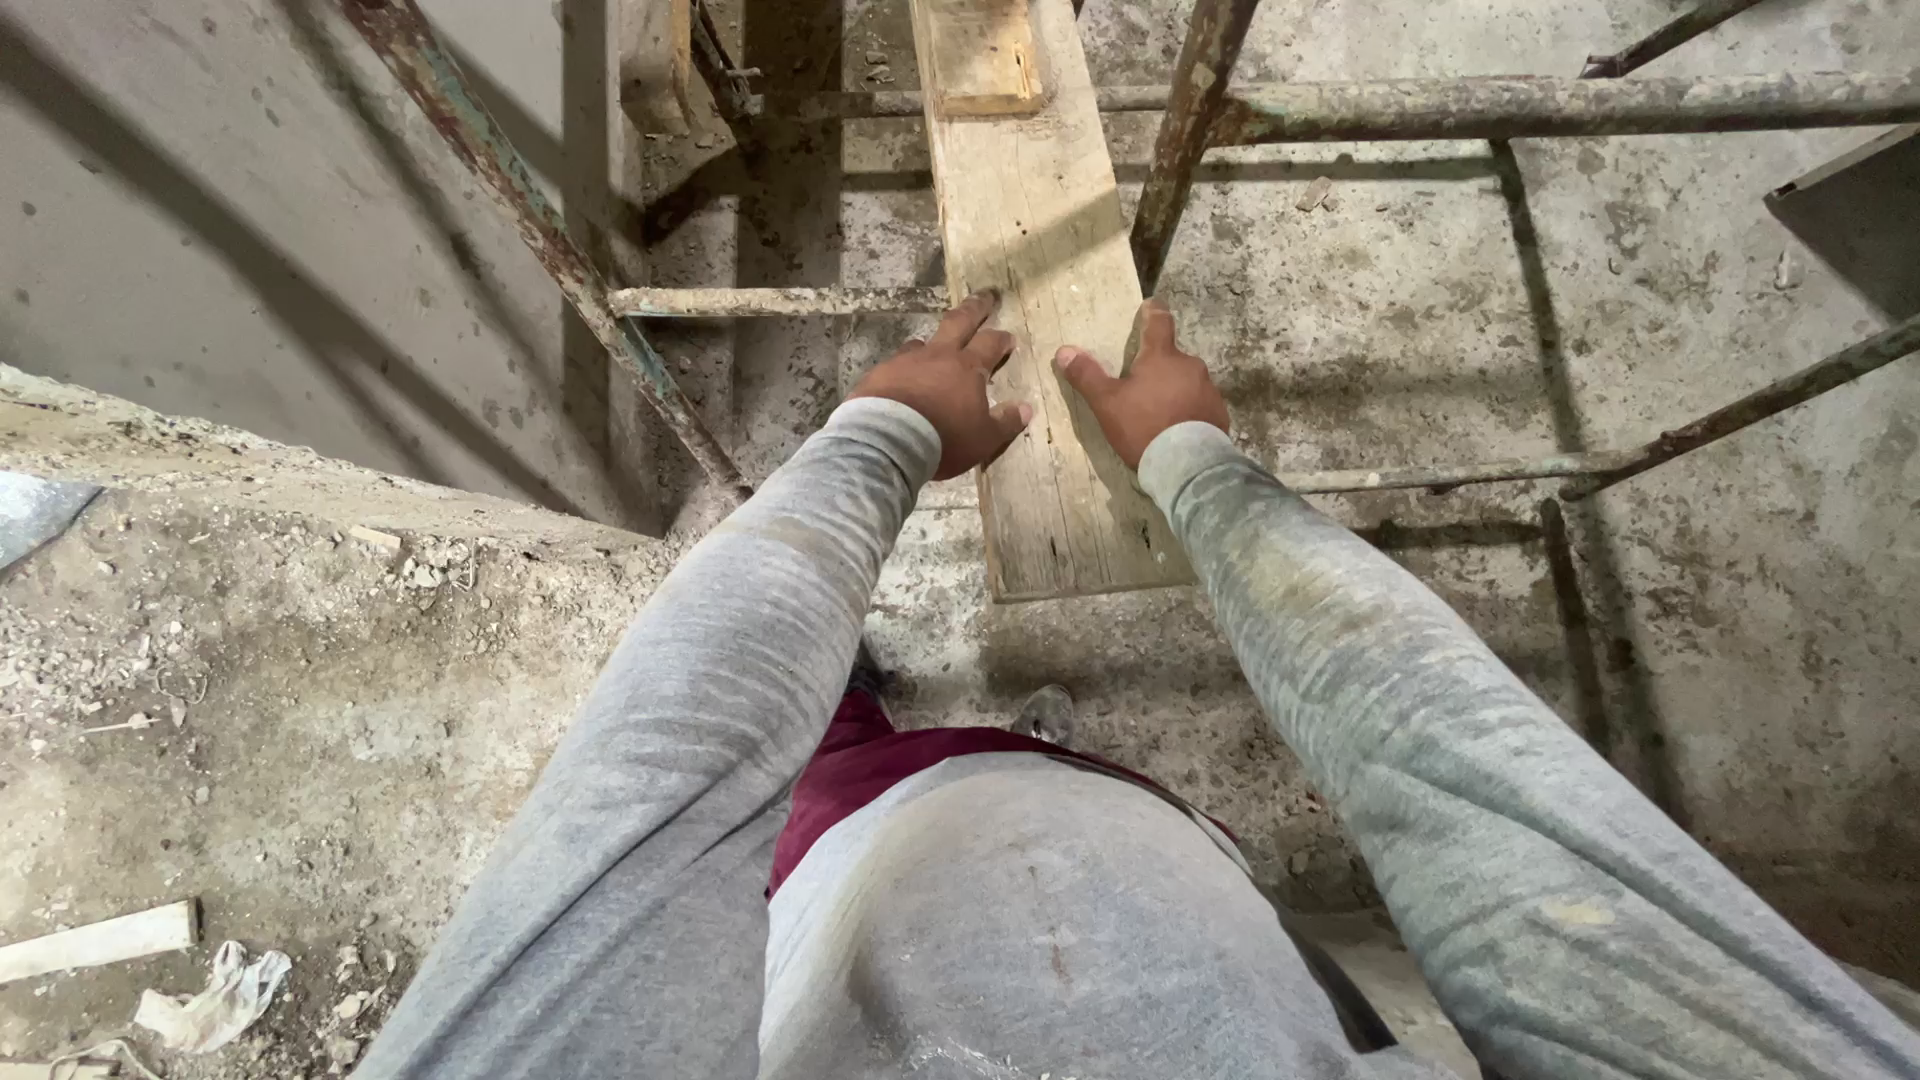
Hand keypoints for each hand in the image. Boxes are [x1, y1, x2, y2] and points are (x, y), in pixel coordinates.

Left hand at [849, 290, 1032, 480]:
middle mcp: (937, 356)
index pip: (990, 343)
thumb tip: (1025, 408)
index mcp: (967, 368)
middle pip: (959, 322)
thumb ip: (1005, 422)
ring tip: (932, 348)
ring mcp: (905, 361)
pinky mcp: (879, 374)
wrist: (888, 442)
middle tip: (984, 295)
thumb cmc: (944, 440)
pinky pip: (895, 365)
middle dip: (974, 308)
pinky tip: (900, 380)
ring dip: (932, 343)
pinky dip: (903, 369)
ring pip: (922, 342)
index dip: (1001, 339)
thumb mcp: (984, 439)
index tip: (1009, 338)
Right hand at [1053, 298, 1228, 468]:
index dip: (1152, 313)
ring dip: (1174, 390)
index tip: (1149, 307)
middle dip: (1158, 366)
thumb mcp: (1107, 404)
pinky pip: (1200, 404)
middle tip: (1141, 385)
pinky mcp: (1219, 413)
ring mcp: (1208, 389)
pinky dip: (1188, 410)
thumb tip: (1064, 351)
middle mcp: (1190, 365)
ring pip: (1187, 381)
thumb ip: (1087, 376)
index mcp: (1161, 357)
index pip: (1159, 323)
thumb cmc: (1143, 427)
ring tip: (1158, 413)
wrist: (1186, 465)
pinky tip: (1177, 429)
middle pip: (1172, 358)